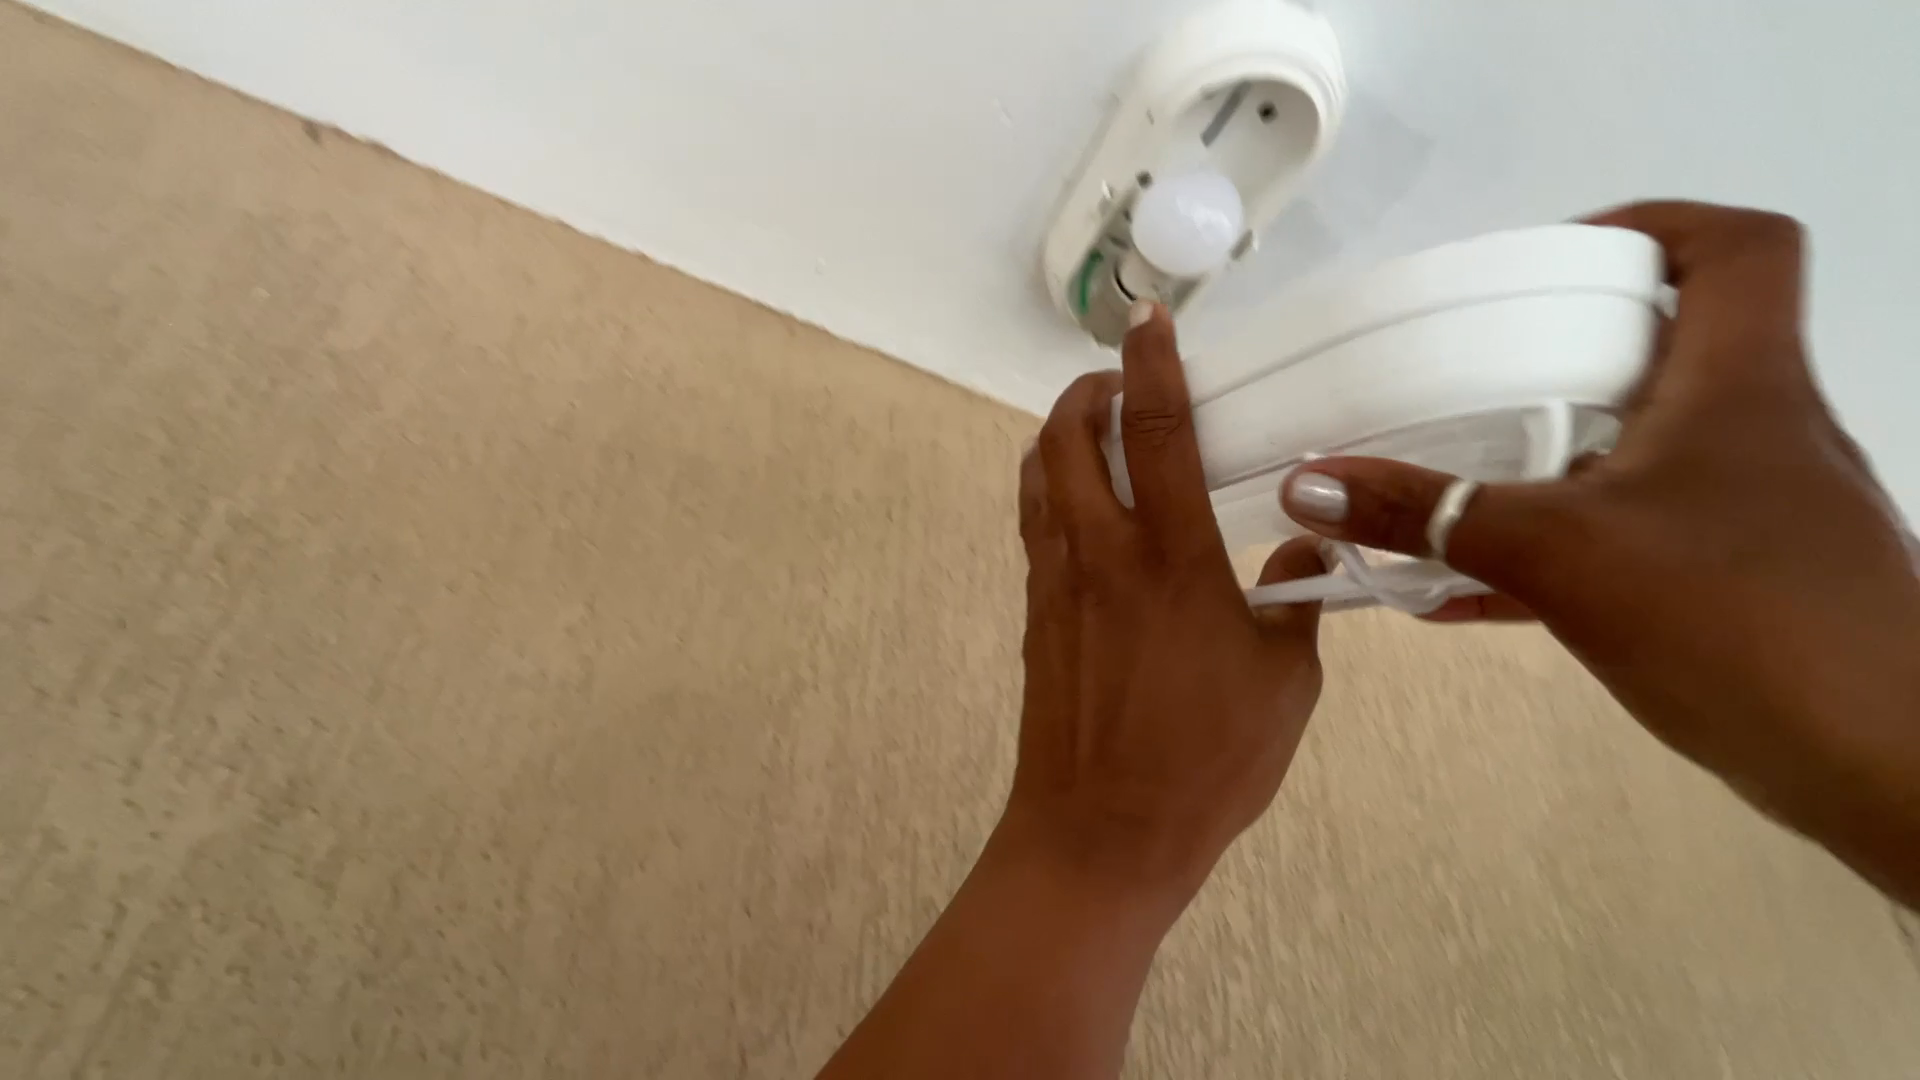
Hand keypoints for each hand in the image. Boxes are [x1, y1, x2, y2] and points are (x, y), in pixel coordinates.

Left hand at [1005, 303, 1326, 904]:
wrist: (1101, 831)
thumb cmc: (1205, 762)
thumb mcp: (1285, 683)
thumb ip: (1294, 600)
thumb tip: (1305, 545)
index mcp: (1170, 561)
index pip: (1154, 432)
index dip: (1151, 365)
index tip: (1147, 321)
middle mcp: (1099, 554)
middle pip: (1065, 437)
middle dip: (1086, 392)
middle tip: (1121, 387)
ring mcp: (1055, 583)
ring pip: (1037, 477)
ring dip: (1060, 438)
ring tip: (1099, 435)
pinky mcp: (1034, 613)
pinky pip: (1035, 527)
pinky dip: (1052, 491)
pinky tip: (1088, 510)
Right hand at [1277, 201, 1919, 903]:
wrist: (1878, 770)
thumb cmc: (1733, 620)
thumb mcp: (1554, 553)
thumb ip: (1425, 514)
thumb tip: (1309, 482)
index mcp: (1737, 388)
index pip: (1734, 251)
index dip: (1647, 228)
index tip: (1544, 264)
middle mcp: (1749, 432)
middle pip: (1663, 349)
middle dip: (1557, 350)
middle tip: (1461, 372)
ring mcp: (1737, 510)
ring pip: (1631, 448)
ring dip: (1541, 453)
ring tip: (1446, 471)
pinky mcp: (1719, 578)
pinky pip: (1615, 535)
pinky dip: (1540, 545)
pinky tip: (1458, 589)